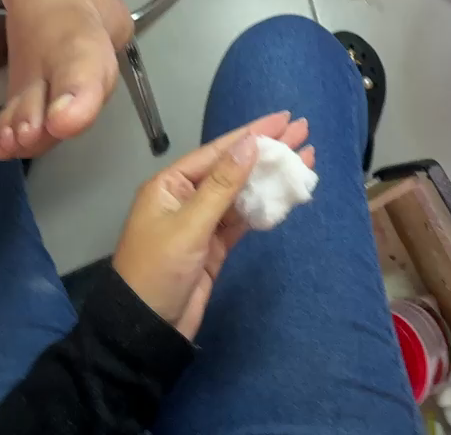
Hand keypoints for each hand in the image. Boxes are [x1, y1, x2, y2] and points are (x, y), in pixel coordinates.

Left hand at [110, 112, 314, 339]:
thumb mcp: (189, 225)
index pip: (218, 150)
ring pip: (242, 192)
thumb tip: (249, 144)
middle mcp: (187, 196)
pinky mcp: (214, 246)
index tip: (282, 118)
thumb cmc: (158, 271)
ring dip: (270, 176)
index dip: (251, 133)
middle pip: (233, 166)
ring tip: (304, 156)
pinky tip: (286, 192)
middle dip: (267, 148)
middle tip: (302, 129)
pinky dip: (265, 205)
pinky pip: (243, 218)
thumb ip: (222, 185)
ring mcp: (202, 221)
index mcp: (171, 184)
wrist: (146, 331)